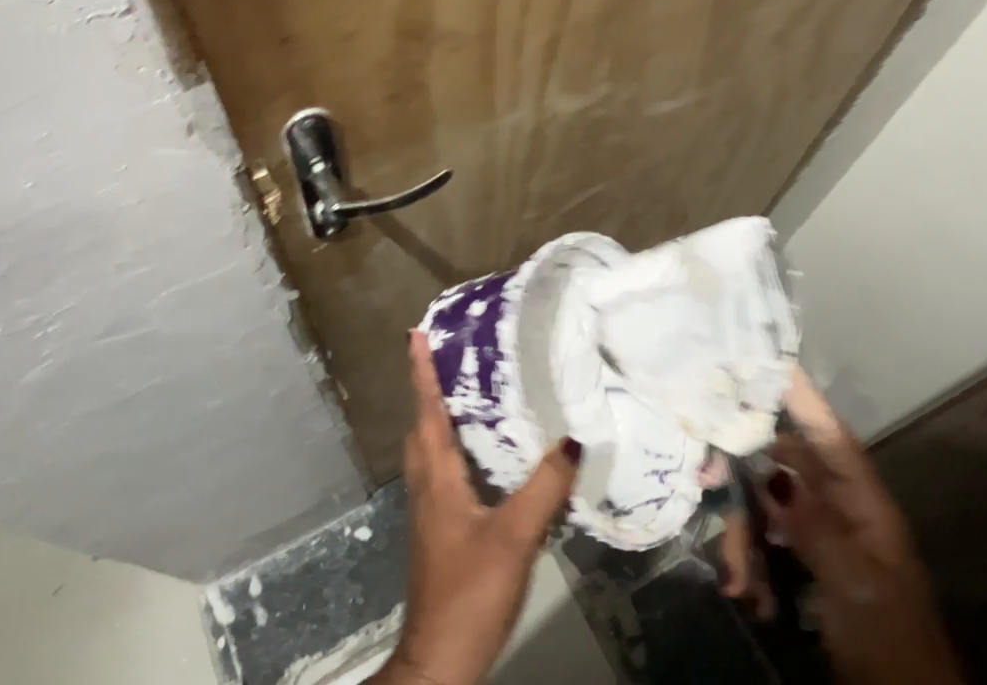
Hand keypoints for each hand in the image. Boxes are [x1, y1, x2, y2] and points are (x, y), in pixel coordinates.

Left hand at [370, 331, 581, 684]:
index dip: (421, 372)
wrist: (441, 653)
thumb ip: (543, 487)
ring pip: (428, 451)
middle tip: (449, 358)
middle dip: (429, 389)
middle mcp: (425, 486)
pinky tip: (481, 459)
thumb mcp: (515, 536)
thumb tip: (571, 438)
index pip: (426, 412)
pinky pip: (441, 474)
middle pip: (421, 426)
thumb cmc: (471, 588)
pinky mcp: (438, 531)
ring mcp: (429, 511)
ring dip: (439, 418)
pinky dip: (453, 450)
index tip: (415, 334)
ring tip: (468, 396)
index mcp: (436, 478)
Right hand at [726, 368, 961, 684]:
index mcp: (865, 506)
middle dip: (748, 477)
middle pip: (786, 471)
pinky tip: (745, 590)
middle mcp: (840, 510)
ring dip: (747, 536)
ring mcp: (821, 536)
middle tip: (709, 476)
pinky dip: (751, 562)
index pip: (832, 440)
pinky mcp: (805, 561)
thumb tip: (778, 482)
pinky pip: (767, 543)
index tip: (771, 362)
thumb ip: (818, 528)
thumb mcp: (856, 581)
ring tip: (738, 580)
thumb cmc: (889, 634)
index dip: (805, 401)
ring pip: (768, 508)